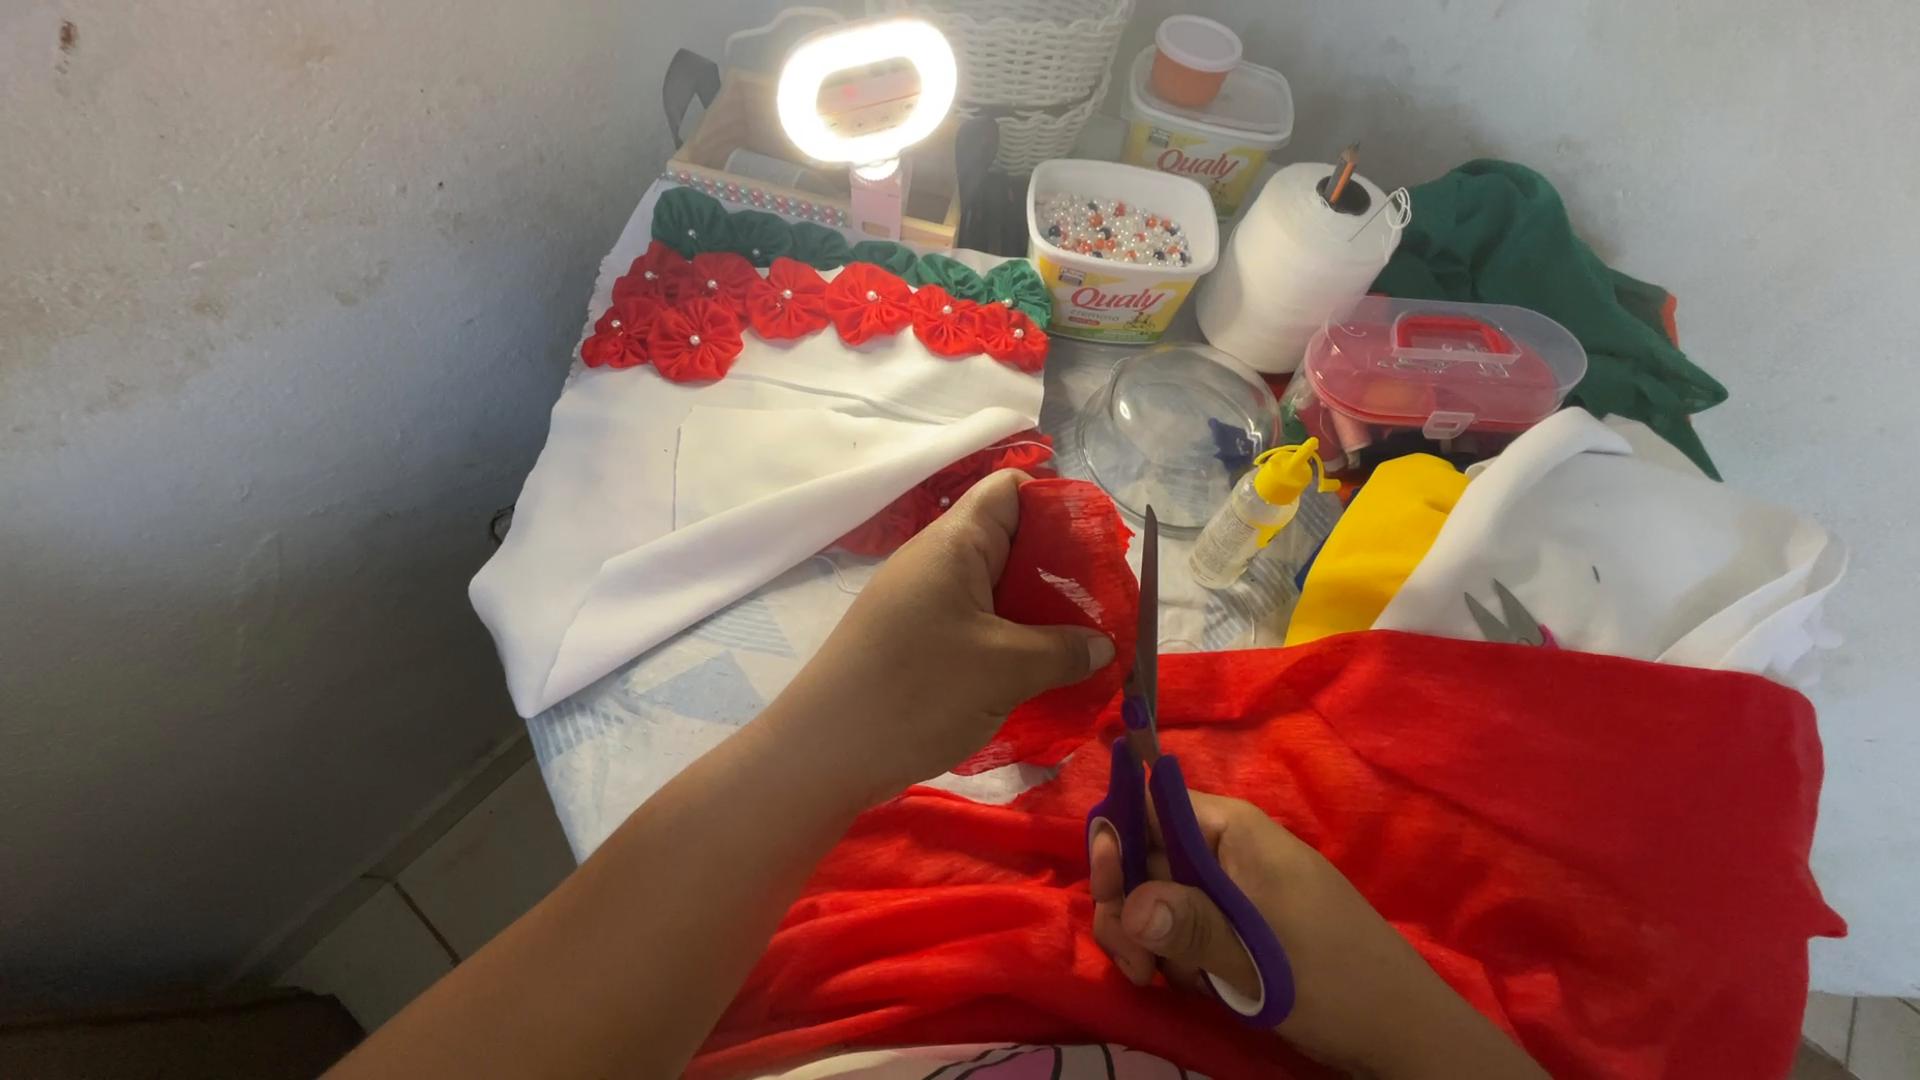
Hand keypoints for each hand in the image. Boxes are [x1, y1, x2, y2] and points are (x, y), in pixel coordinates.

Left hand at [777, 470, 1115, 802]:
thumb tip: (1103, 645)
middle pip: (1011, 542)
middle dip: (1059, 572)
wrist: (825, 753)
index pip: (1011, 490)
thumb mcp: (1004, 669)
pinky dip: (1011, 644)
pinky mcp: (919, 642)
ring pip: (997, 591)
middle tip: (1100, 609)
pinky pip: (978, 627)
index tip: (1095, 550)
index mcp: (954, 543)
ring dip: (1038, 616)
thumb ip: (1064, 650)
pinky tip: (1039, 675)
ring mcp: (925, 604)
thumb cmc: (917, 691)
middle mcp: (938, 562)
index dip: (1057, 506)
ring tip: (1081, 648)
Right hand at [1091, 791, 1546, 1078]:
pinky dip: (1166, 948)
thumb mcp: (1258, 958)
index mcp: (1230, 827)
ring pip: (1155, 890)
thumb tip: (1126, 907)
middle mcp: (1222, 844)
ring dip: (1140, 933)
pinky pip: (1179, 918)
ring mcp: (1226, 882)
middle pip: (1143, 852)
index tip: (1107, 892)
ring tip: (1151, 976)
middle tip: (1132, 961)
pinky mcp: (1231, 917)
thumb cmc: (1335, 980)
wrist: (1404, 1032)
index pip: (1148, 804)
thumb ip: (1189, 925)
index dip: (1116, 839)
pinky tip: (1177, 978)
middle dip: (1124, 902)